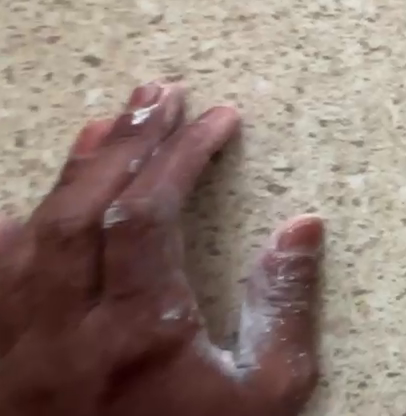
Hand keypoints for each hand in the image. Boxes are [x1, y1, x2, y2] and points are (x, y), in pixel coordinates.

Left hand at [0, 83, 323, 415]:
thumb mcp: (270, 389)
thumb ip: (288, 304)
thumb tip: (304, 224)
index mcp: (139, 329)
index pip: (149, 214)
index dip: (181, 154)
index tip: (219, 116)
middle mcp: (61, 332)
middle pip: (79, 215)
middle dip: (124, 144)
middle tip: (159, 92)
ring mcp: (11, 351)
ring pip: (23, 242)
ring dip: (69, 175)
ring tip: (108, 124)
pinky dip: (11, 233)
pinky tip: (33, 205)